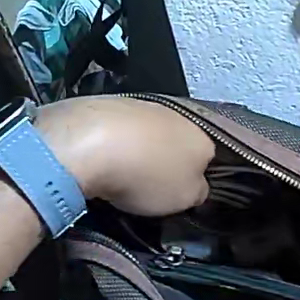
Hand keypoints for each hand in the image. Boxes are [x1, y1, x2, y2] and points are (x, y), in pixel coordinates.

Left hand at [35, 96, 213, 215]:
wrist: (92, 141)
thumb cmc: (146, 175)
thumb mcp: (183, 199)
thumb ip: (197, 190)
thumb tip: (197, 184)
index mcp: (202, 138)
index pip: (207, 160)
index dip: (192, 177)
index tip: (175, 192)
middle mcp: (179, 115)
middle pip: (178, 141)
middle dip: (166, 159)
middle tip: (147, 183)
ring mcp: (145, 104)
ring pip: (150, 131)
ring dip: (140, 147)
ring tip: (121, 170)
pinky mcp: (112, 101)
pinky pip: (121, 125)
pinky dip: (115, 139)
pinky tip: (102, 154)